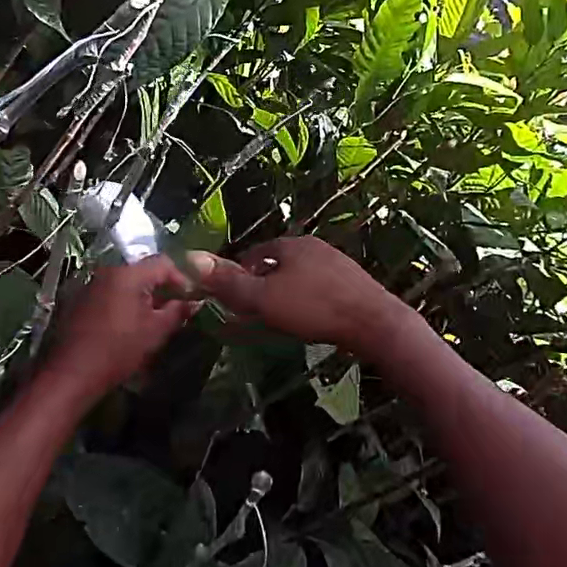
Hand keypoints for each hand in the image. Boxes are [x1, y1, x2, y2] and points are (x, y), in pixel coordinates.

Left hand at [41, 258, 197, 400]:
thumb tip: (194, 302)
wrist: (70, 374)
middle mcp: (108, 271)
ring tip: (152, 320)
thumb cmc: (118, 350)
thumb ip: (177, 311)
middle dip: (161, 288)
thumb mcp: (155, 331)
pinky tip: (126, 325)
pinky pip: (110, 292)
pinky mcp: (79, 300)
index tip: (190, 299)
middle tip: (173, 310)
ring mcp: (91, 284)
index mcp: (129, 273)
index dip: (181, 279)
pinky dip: (123, 302)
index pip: (164, 263)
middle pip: (143, 270)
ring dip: (142, 296)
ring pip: (126, 282)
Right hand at [189, 237, 415, 356]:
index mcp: (290, 244)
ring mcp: (336, 263)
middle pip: (277, 264)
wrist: (375, 323)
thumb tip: (192, 258)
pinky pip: (319, 288)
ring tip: (279, 320)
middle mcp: (313, 246)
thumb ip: (229, 283)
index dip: (239, 276)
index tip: (233, 301)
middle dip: (262, 287)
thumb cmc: (314, 308)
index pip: (254, 254)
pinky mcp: (353, 282)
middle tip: (253, 315)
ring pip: (299, 277)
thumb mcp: (264, 299)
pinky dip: (307, 301)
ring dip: (284, 295)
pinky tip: (310, 321)